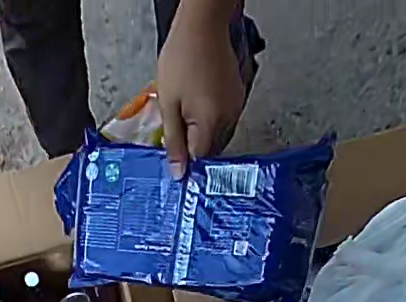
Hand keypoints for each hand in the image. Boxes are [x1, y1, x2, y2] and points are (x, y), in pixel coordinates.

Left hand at [156, 0, 245, 177]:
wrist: (202, 22)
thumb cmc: (182, 58)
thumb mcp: (168, 104)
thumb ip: (174, 142)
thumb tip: (178, 173)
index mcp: (211, 123)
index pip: (199, 158)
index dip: (184, 160)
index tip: (174, 155)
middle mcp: (229, 118)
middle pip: (210, 149)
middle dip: (193, 147)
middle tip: (176, 132)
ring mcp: (235, 106)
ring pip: (217, 136)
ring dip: (201, 133)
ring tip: (186, 113)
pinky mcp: (237, 95)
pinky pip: (222, 119)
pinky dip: (209, 120)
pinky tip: (197, 105)